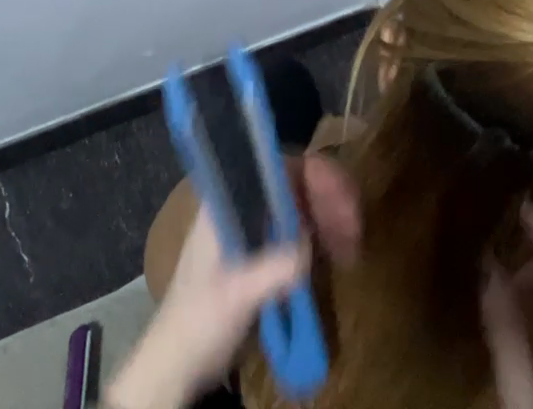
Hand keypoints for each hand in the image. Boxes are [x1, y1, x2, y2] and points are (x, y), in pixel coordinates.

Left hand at [110, 156, 358, 408]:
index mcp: (227, 206)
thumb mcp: (233, 296)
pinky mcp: (267, 257)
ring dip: (331, 217)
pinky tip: (341, 256)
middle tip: (354, 225)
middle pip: (294, 184)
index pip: (273, 167)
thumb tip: (308, 247)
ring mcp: (256, 233)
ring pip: (302, 208)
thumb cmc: (195, 323)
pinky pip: (302, 235)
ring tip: (352, 245)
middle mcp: (243, 210)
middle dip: (328, 197)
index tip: (338, 194)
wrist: (178, 364)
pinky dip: (324, 239)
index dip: (309, 173)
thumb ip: (270, 269)